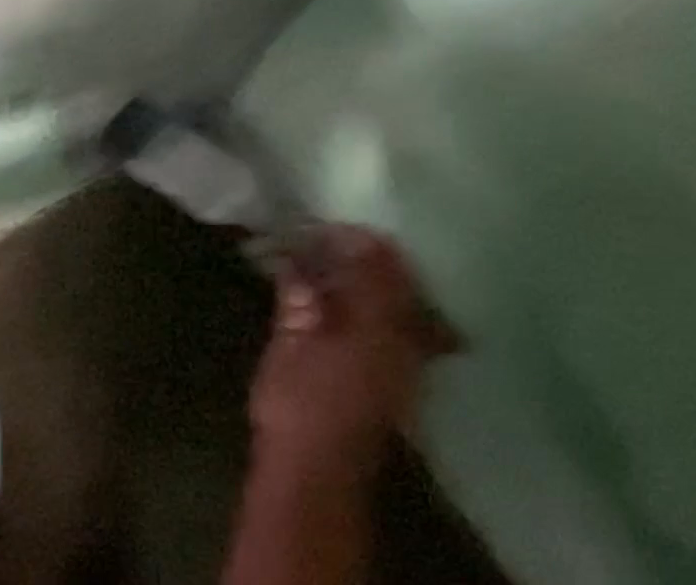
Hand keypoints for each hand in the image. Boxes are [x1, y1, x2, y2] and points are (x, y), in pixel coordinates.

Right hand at [248, 225, 434, 475]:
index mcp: (376, 324)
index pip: (375, 262)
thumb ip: (298, 300)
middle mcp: (402, 336)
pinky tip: (343, 299)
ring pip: (398, 300)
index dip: (349, 237)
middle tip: (324, 239)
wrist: (316, 471)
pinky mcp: (399, 376)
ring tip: (331, 264)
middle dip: (363, 253)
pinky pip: (395, 323)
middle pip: (395, 278)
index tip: (318, 223)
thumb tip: (295, 262)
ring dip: (369, 277)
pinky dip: (371, 303)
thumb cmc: (297, 404)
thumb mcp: (288, 345)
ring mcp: (407, 358)